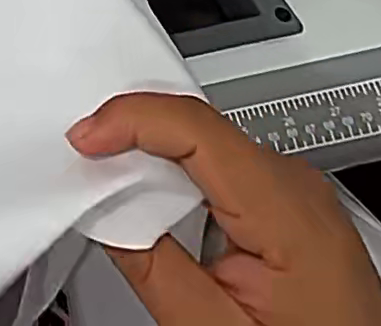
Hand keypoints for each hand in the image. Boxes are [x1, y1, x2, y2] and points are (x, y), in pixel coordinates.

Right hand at [67, 93, 380, 325]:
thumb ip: (150, 261)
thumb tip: (98, 198)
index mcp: (293, 213)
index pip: (196, 127)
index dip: (130, 119)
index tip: (84, 138)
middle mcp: (296, 185)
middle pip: (192, 126)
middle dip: (130, 134)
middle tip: (86, 161)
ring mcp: (292, 188)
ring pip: (198, 138)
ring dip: (146, 153)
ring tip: (113, 186)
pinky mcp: (280, 198)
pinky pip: (212, 161)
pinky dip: (170, 169)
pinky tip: (150, 197)